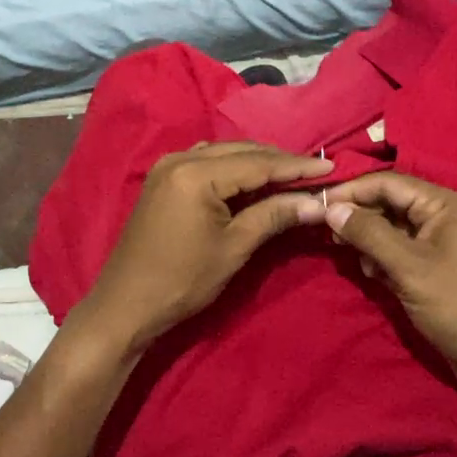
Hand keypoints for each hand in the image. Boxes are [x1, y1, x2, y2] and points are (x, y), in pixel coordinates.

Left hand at [71, 142, 330, 353]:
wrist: (126, 305)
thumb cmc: (182, 281)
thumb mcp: (234, 248)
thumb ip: (273, 216)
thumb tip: (316, 203)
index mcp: (196, 173)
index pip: (258, 162)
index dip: (296, 165)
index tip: (331, 166)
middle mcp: (180, 158)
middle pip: (241, 150)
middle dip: (278, 160)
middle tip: (315, 170)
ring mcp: (167, 165)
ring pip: (223, 153)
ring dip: (256, 161)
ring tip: (290, 174)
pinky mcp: (163, 178)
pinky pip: (206, 160)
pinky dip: (232, 166)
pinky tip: (252, 178)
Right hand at [324, 173, 456, 391]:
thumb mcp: (410, 268)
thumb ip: (369, 234)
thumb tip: (332, 209)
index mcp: (447, 205)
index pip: (390, 183)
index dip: (353, 191)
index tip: (318, 205)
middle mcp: (446, 216)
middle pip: (391, 203)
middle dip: (360, 218)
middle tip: (330, 236)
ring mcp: (443, 243)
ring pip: (394, 228)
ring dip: (370, 242)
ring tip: (356, 261)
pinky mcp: (438, 267)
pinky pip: (403, 251)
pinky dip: (384, 259)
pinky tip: (374, 276)